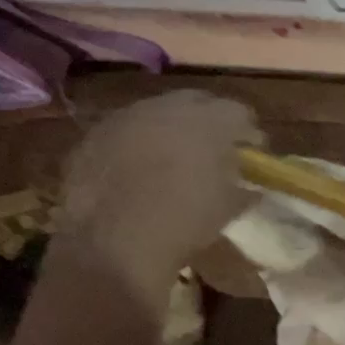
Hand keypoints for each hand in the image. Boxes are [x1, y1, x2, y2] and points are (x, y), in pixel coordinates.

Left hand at [62, 91, 262, 281]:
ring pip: (159, 114)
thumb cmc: (184, 221)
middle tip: (212, 153)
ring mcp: (127, 117)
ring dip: (170, 131)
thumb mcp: (228, 208)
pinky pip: (126, 131)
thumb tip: (250, 186)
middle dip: (209, 124)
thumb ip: (244, 188)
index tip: (249, 158)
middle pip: (198, 103)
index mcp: (211, 120)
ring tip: (171, 162)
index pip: (241, 113)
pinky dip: (137, 145)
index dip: (248, 136)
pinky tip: (137, 173)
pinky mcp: (93, 135)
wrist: (110, 242)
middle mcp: (169, 106)